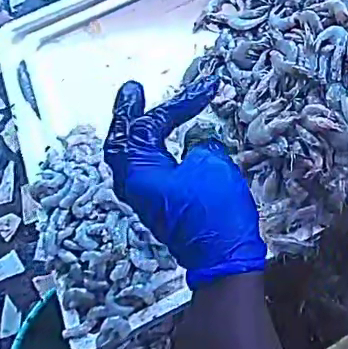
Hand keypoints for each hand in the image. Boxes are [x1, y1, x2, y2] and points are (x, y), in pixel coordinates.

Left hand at [105, 78, 266, 287]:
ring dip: (139, 132)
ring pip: (132, 156)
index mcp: (138, 172)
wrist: (224, 260)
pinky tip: (163, 142)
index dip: (179, 103)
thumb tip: (197, 146)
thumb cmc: (215, 214)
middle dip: (129, 114)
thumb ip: (200, 146)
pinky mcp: (160, 207)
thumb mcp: (211, 166)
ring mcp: (145, 199)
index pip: (150, 126)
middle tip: (132, 91)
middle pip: (123, 141)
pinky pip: (148, 170)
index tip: (205, 88)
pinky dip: (153, 150)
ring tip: (141, 110)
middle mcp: (134, 186)